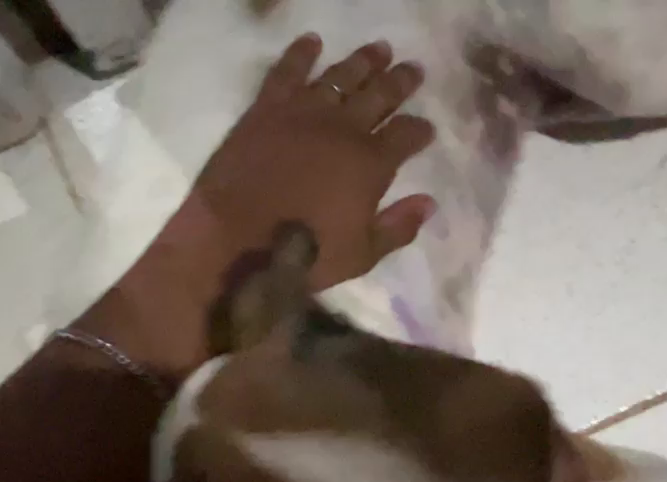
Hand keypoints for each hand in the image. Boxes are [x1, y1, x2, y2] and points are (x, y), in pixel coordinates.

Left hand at [86, 35, 436, 382]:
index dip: (420, 130)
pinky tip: (313, 41)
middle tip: (414, 69)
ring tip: (380, 49)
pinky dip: (301, 52)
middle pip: (379, 94)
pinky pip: (288, 70)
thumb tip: (428, 203)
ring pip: (341, 75)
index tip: (428, 128)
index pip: (406, 135)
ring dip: (363, 60)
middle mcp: (343, 127)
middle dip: (400, 82)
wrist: (238, 242)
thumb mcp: (362, 256)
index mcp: (371, 164)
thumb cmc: (307, 256)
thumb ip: (398, 227)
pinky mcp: (267, 108)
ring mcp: (304, 112)